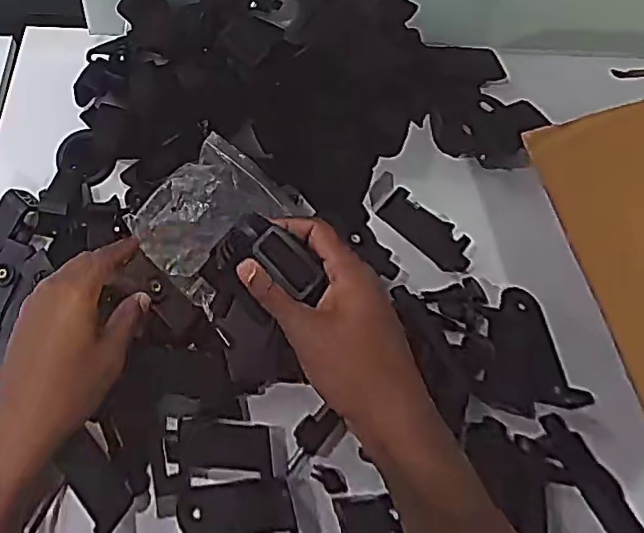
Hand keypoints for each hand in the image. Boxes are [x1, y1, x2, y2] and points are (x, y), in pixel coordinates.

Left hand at [0, 237, 148, 470]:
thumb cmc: (60, 397)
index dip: (123, 248)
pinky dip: (71, 291)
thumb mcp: (110, 356)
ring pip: (66, 274)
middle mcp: (50, 291)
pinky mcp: (24, 318)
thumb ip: (127, 320)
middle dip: (106, 261)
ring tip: (109, 291)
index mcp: (74, 292)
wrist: (21, 424)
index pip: (103, 256)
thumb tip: (138, 301)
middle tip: (127, 268)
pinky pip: (52, 291)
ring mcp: (34, 304)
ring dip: (88, 276)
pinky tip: (82, 312)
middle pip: (83, 261)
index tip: (134, 244)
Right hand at [236, 218, 439, 452]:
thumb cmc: (363, 376)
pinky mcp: (368, 326)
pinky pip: (337, 298)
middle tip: (265, 255)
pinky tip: (301, 318)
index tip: (266, 229)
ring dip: (303, 277)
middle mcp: (366, 284)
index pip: (318, 228)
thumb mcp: (303, 330)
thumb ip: (271, 295)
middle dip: (292, 250)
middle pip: (324, 249)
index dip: (288, 224)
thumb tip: (250, 269)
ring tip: (277, 285)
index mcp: (353, 273)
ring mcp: (369, 305)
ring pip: (330, 276)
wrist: (394, 420)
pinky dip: (315, 298)